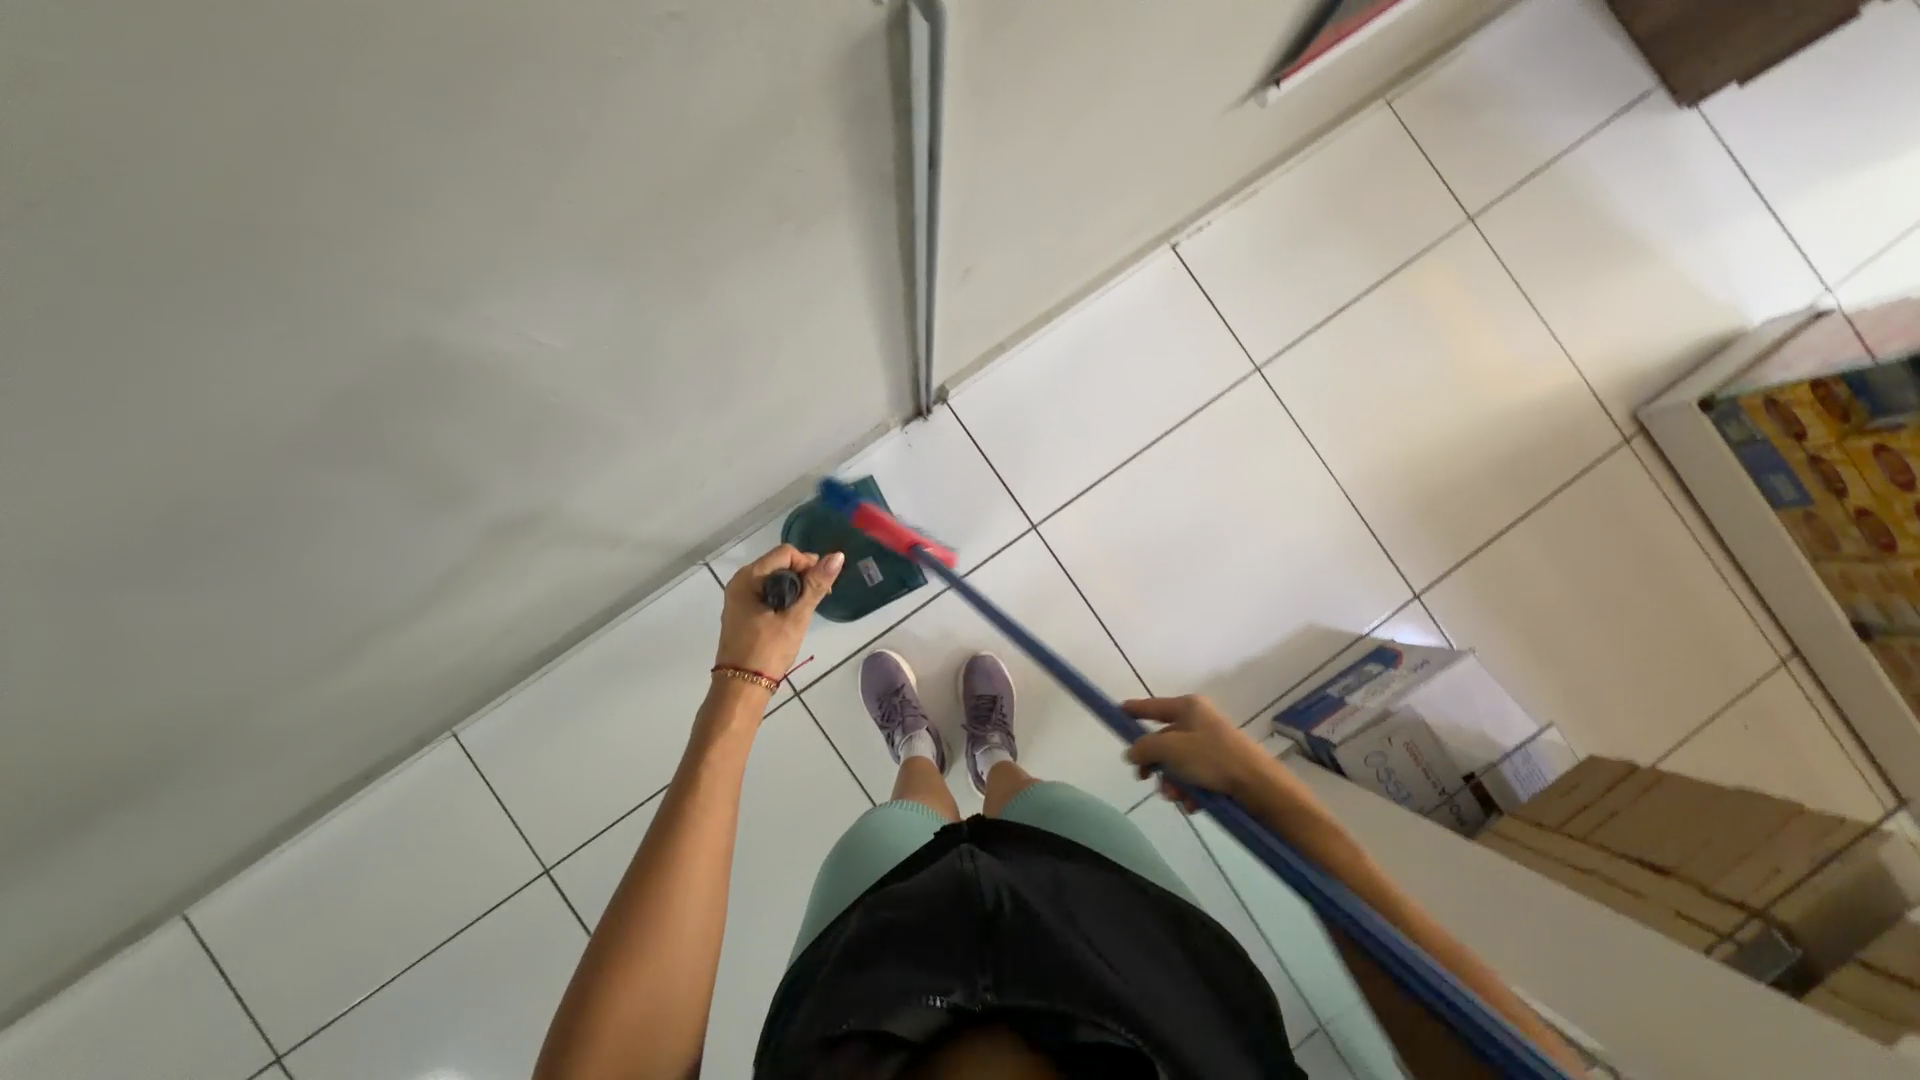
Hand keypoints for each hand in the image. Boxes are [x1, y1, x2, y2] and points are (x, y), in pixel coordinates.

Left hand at [715, 545, 843, 679]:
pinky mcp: (743, 611)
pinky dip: (784, 598)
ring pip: (775, 579)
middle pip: (779, 563)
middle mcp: (740, 582)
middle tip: (818, 599)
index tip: (821, 588)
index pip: (785, 553)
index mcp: (747, 578)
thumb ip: (815, 585)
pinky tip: (793, 615)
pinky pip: (768, 593)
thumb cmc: (767, 651)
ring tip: (807, 609)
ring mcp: (739, 597)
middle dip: (803, 576)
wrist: (741, 687)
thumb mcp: (796, 618)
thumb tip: (838, 556)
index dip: (808, 565)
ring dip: (795, 588)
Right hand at [1124, 695, 1269, 811]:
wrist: (1258, 785)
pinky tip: (1192, 804)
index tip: (1117, 712)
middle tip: (1144, 778)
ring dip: (1172, 782)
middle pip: (1163, 741)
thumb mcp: (1171, 749)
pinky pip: (1194, 777)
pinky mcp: (1221, 767)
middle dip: (1155, 764)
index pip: (1153, 706)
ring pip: (1177, 763)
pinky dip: (1189, 791)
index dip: (1134, 710)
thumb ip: (1145, 748)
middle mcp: (1199, 722)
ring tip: (1176, 797)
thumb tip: (1132, 752)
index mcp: (1189, 708)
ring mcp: (1211, 745)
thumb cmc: (1212, 758)